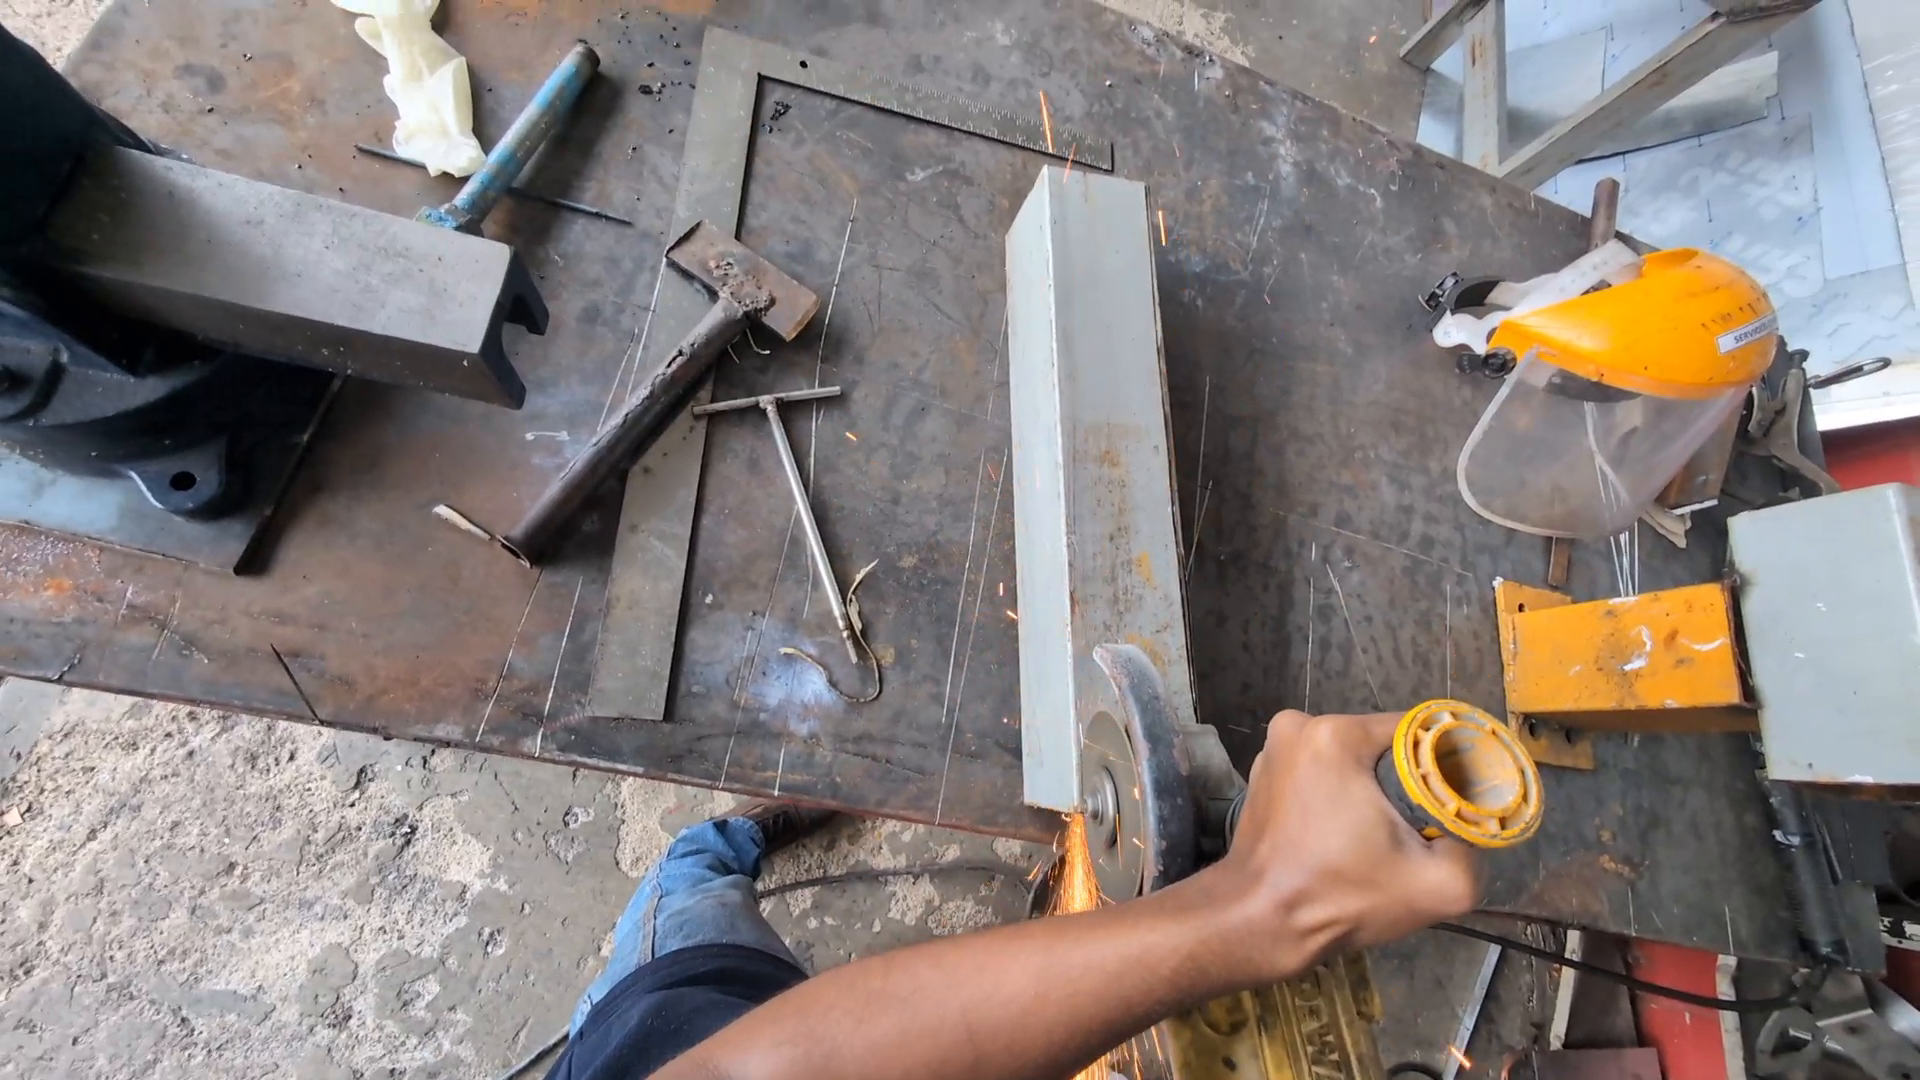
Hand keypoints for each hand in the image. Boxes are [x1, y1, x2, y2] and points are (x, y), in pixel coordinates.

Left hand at [1211, 710, 1477, 980]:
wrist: (1264, 916)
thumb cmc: (1345, 893)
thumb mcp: (1441, 884)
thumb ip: (1472, 845)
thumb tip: (1470, 828)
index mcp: (1334, 735)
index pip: (1413, 731)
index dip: (1445, 761)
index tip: (1461, 797)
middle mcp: (1296, 727)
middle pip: (1377, 744)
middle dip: (1405, 778)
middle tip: (1426, 822)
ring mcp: (1273, 749)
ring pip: (1346, 759)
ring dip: (1369, 787)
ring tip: (1386, 831)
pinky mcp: (1262, 773)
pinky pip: (1317, 772)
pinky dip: (1337, 792)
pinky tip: (1349, 830)